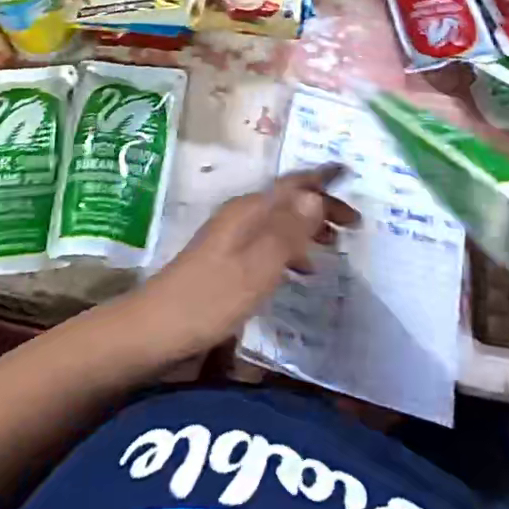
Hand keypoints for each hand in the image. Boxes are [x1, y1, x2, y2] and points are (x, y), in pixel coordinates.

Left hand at [133, 166, 359, 359]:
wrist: (156, 329)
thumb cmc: (210, 299)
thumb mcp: (257, 268)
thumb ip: (287, 231)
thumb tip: (314, 192)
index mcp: (248, 211)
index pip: (292, 186)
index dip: (321, 182)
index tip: (350, 179)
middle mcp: (240, 216)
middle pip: (286, 201)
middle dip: (319, 206)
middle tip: (352, 225)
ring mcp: (230, 237)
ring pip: (278, 222)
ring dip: (306, 228)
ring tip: (333, 246)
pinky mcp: (226, 260)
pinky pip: (268, 243)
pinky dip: (290, 250)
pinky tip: (301, 271)